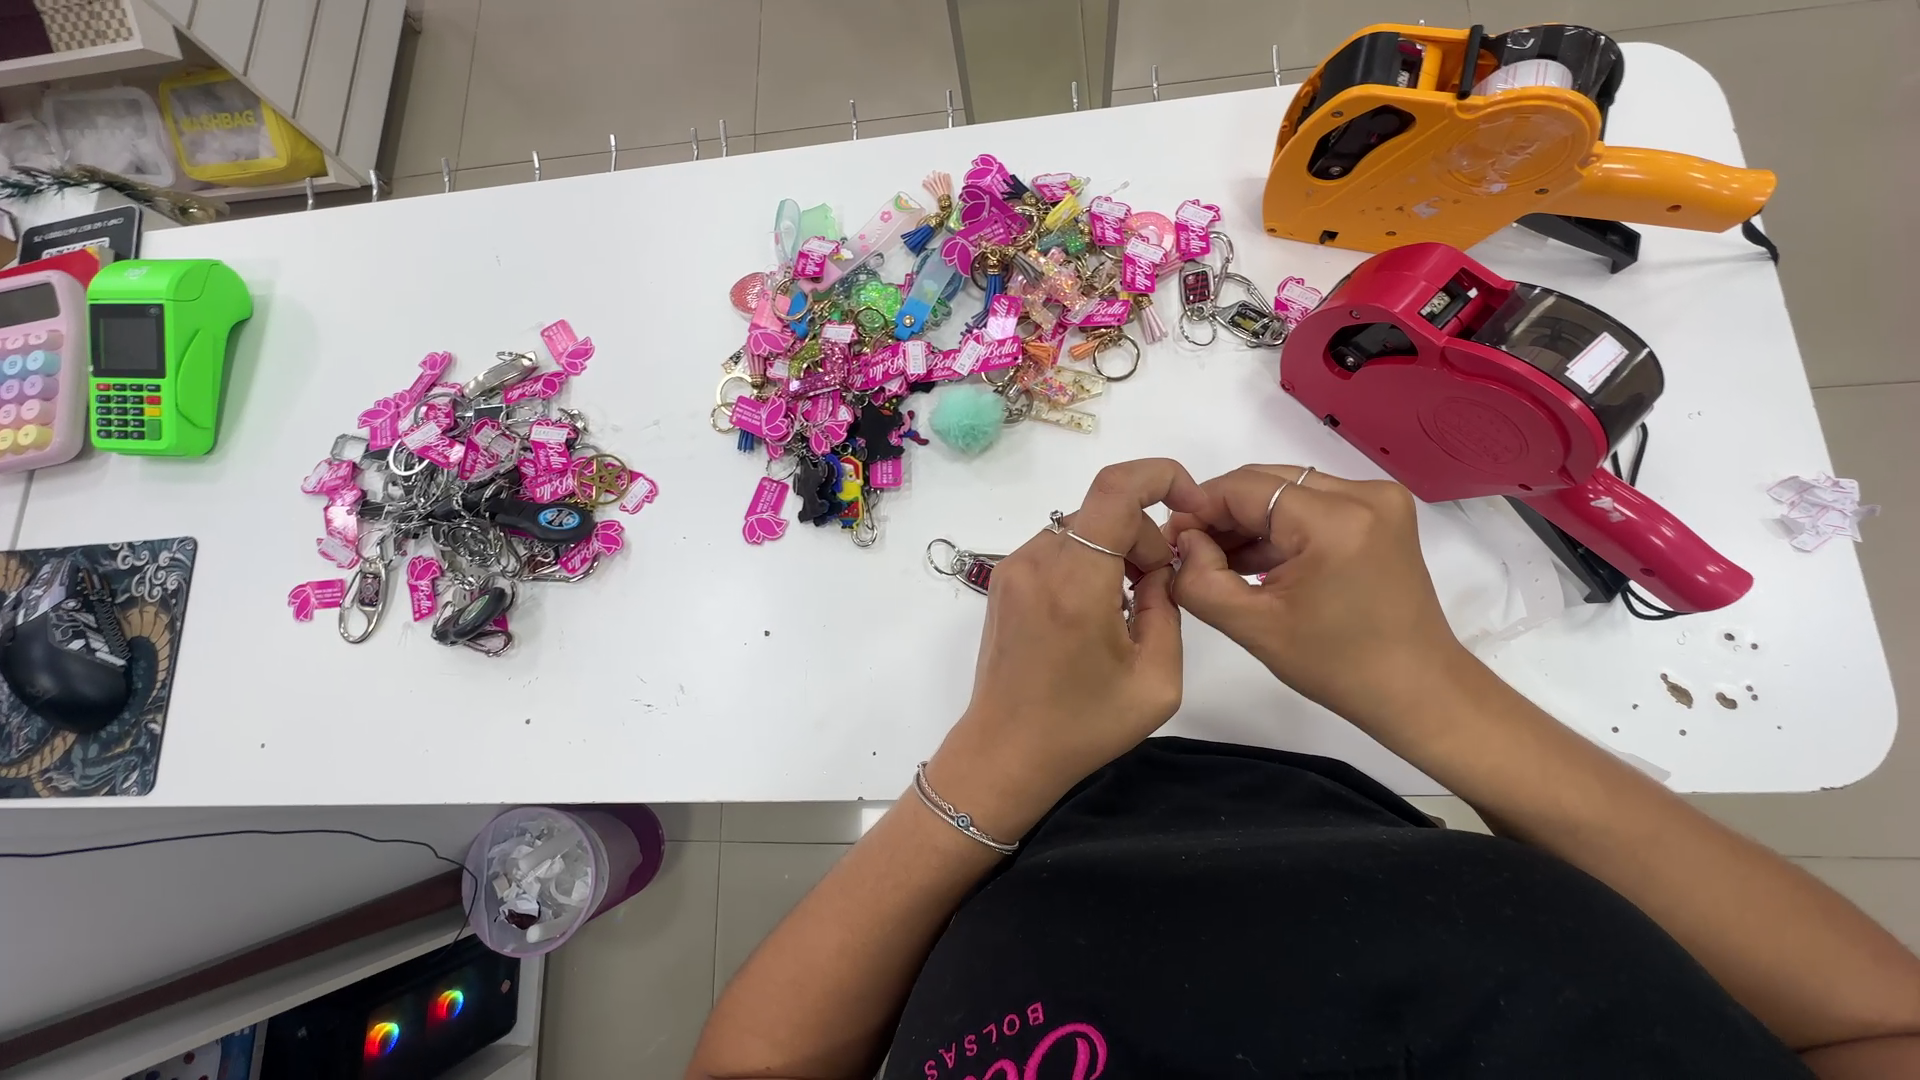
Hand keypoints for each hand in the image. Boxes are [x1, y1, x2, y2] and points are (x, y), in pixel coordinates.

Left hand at [926, 459, 1207, 840]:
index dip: (1161, 477)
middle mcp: (1037, 563)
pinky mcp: (1002, 581)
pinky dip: (1087, 562)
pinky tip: (1094, 612)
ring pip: (1080, 529)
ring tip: (1125, 609)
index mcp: (1075, 584)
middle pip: (1104, 512)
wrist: (1004, 752)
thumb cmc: (1083, 726)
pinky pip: (1057, 548)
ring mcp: (1013, 569)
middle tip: (1158, 592)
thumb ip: (1170, 607)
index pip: (1116, 488)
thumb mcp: (1157, 680)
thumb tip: (1161, 566)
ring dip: (1115, 552)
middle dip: (1144, 538)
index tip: (1189, 505)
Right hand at [1165, 465, 1468, 729]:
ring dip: (1247, 520)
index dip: (1198, 507)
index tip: (1169, 538)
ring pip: (1286, 491)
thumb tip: (1182, 542)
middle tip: (1186, 550)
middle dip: (1220, 513)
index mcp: (1335, 520)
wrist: (1418, 690)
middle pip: (1266, 482)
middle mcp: (1364, 494)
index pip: (1244, 487)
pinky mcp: (1381, 514)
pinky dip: (1277, 527)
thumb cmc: (1337, 666)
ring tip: (1214, 559)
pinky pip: (1311, 505)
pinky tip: (1251, 560)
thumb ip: (1199, 580)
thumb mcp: (1253, 626)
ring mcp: (1378, 500)